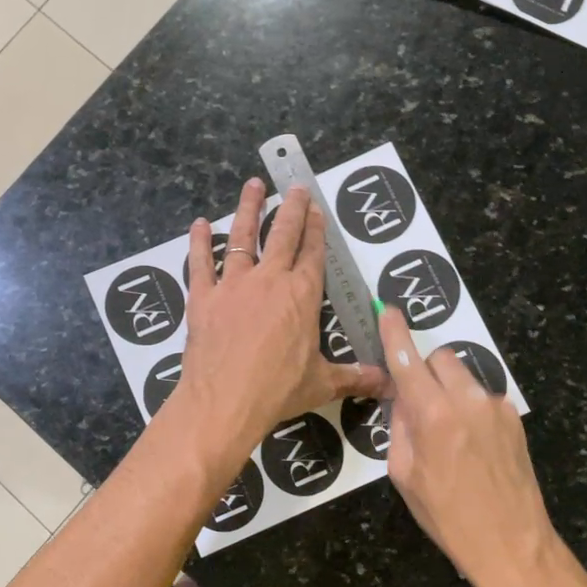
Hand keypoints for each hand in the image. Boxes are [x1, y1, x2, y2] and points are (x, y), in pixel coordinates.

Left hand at [171, 179, 385, 473]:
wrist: (224, 401)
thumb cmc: (277, 391)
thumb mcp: (322, 384)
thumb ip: (354, 377)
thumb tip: (388, 383)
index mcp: (302, 296)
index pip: (313, 254)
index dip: (316, 229)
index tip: (316, 208)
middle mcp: (269, 280)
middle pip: (282, 235)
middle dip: (290, 209)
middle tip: (294, 186)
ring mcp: (233, 285)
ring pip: (241, 238)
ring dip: (247, 210)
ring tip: (252, 186)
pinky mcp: (202, 298)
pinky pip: (200, 264)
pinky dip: (199, 243)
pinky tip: (198, 225)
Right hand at [379, 308, 576, 586]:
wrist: (512, 543)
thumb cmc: (448, 516)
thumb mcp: (404, 475)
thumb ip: (399, 427)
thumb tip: (402, 400)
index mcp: (433, 414)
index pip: (408, 360)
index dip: (395, 333)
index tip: (388, 311)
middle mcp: (467, 400)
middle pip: (440, 359)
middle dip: (424, 371)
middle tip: (417, 405)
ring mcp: (496, 407)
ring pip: (462, 378)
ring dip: (448, 391)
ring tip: (448, 435)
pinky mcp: (514, 418)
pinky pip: (482, 399)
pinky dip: (470, 410)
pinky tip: (472, 446)